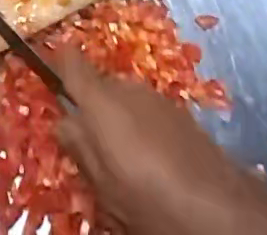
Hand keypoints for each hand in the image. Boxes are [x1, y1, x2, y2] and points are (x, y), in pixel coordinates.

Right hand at [56, 55, 266, 234]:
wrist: (218, 207)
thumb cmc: (149, 197)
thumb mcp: (102, 183)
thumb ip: (78, 146)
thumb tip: (63, 122)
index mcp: (99, 100)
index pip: (70, 60)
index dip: (56, 61)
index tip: (47, 72)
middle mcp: (125, 86)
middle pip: (97, 84)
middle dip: (90, 105)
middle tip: (89, 141)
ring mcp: (154, 95)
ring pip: (123, 97)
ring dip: (117, 117)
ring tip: (122, 157)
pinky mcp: (177, 110)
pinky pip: (146, 108)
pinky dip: (140, 125)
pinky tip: (150, 159)